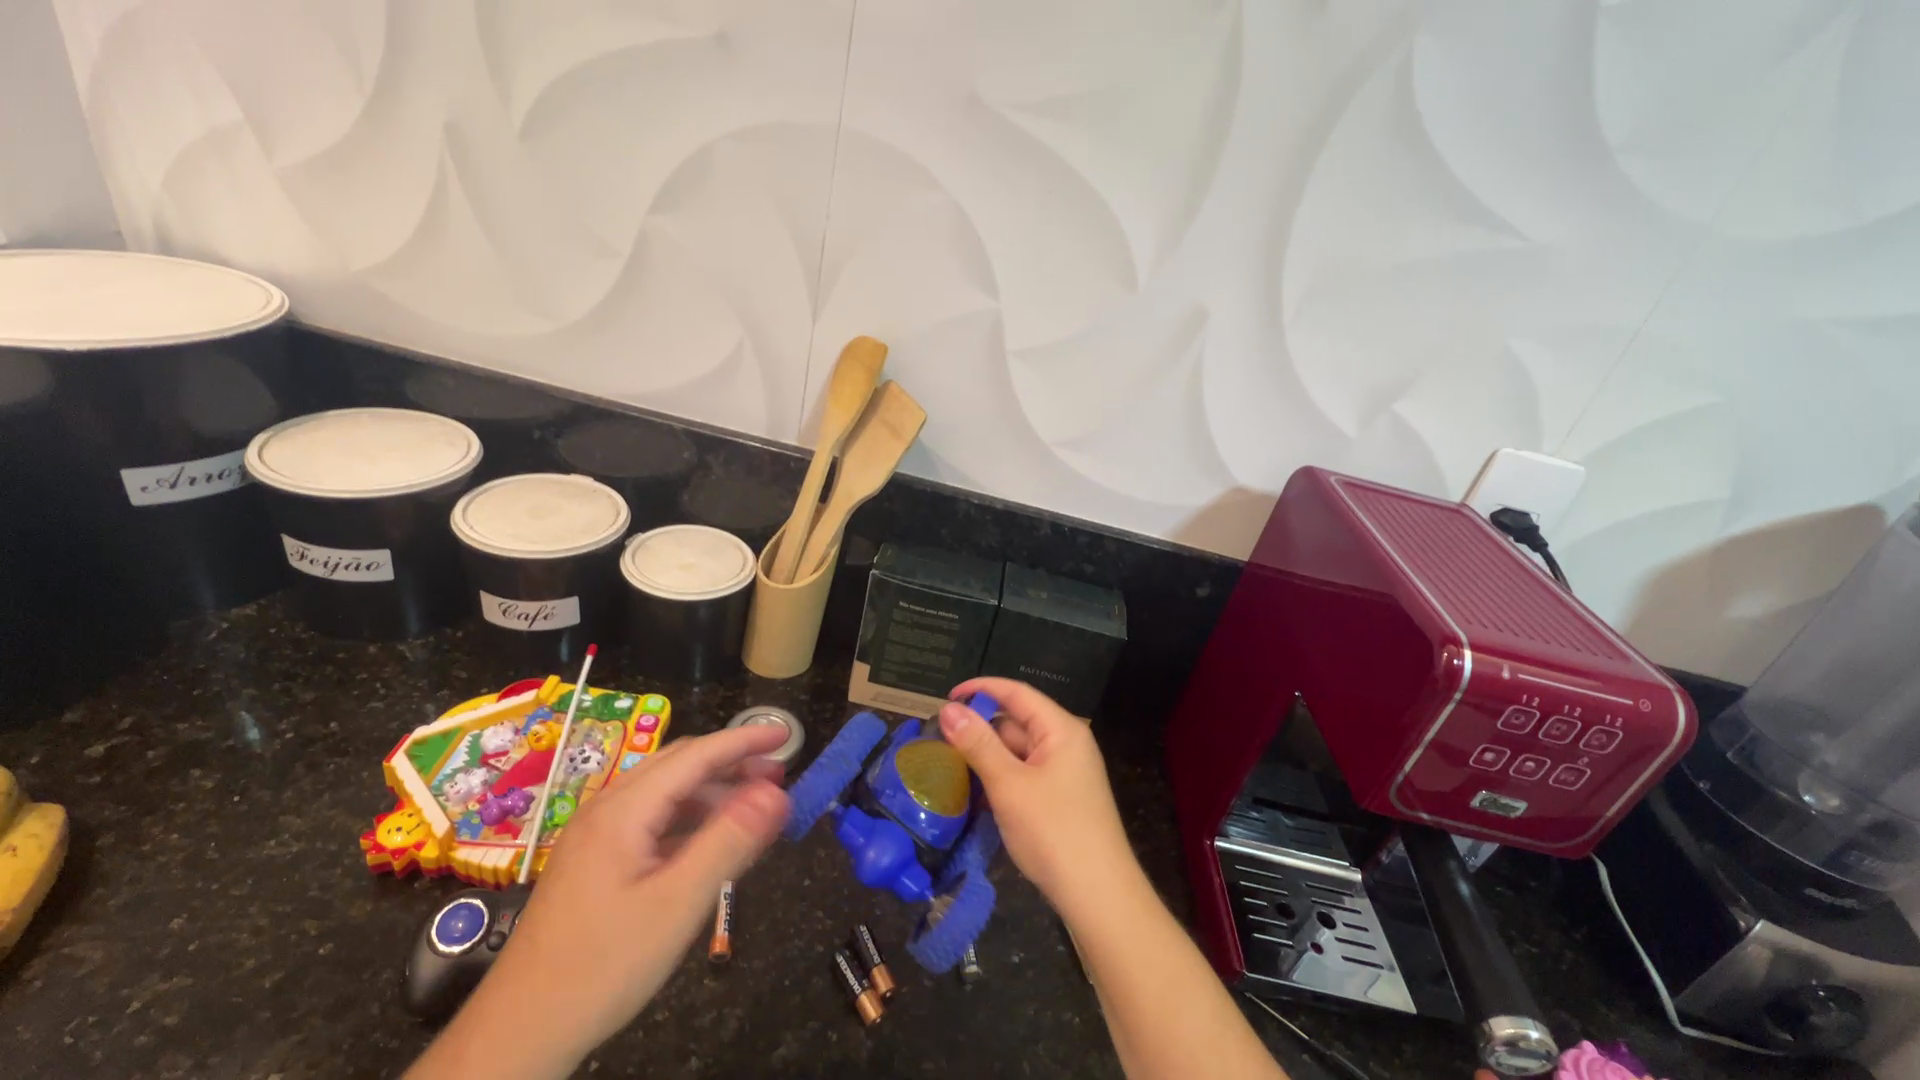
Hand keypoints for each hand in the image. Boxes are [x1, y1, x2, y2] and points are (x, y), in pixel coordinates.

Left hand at [418, 724, 789, 1077]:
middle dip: (731, 763)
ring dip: (712, 793)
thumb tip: (777, 793)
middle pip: (676, 767)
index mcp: (623, 812)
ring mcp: (595, 839)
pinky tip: (710, 844)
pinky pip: (651, 824)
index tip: (785, 734)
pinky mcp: (594, 866)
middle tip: (780, 773)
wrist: (521, 1030)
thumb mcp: (678, 904)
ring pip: (663, 796)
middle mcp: (606, 812)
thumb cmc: (604, 966)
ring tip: (755, 808)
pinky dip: (690, 821)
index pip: (694, 755)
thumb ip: (729, 842)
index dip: (743, 741)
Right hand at [938, 677, 1137, 917]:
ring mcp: (1065, 774)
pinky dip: (999, 781)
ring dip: (986, 758)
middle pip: (1016, 722)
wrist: (1098, 895)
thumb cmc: (1054, 831)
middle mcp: (1066, 745)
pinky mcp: (1060, 800)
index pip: (1017, 693)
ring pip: (1017, 753)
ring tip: (948, 769)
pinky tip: (974, 796)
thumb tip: (948, 709)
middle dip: (979, 729)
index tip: (945, 698)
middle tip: (938, 742)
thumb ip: (978, 744)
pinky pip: (1023, 777)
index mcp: (1061, 730)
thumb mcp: (1009, 785)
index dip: (981, 689)